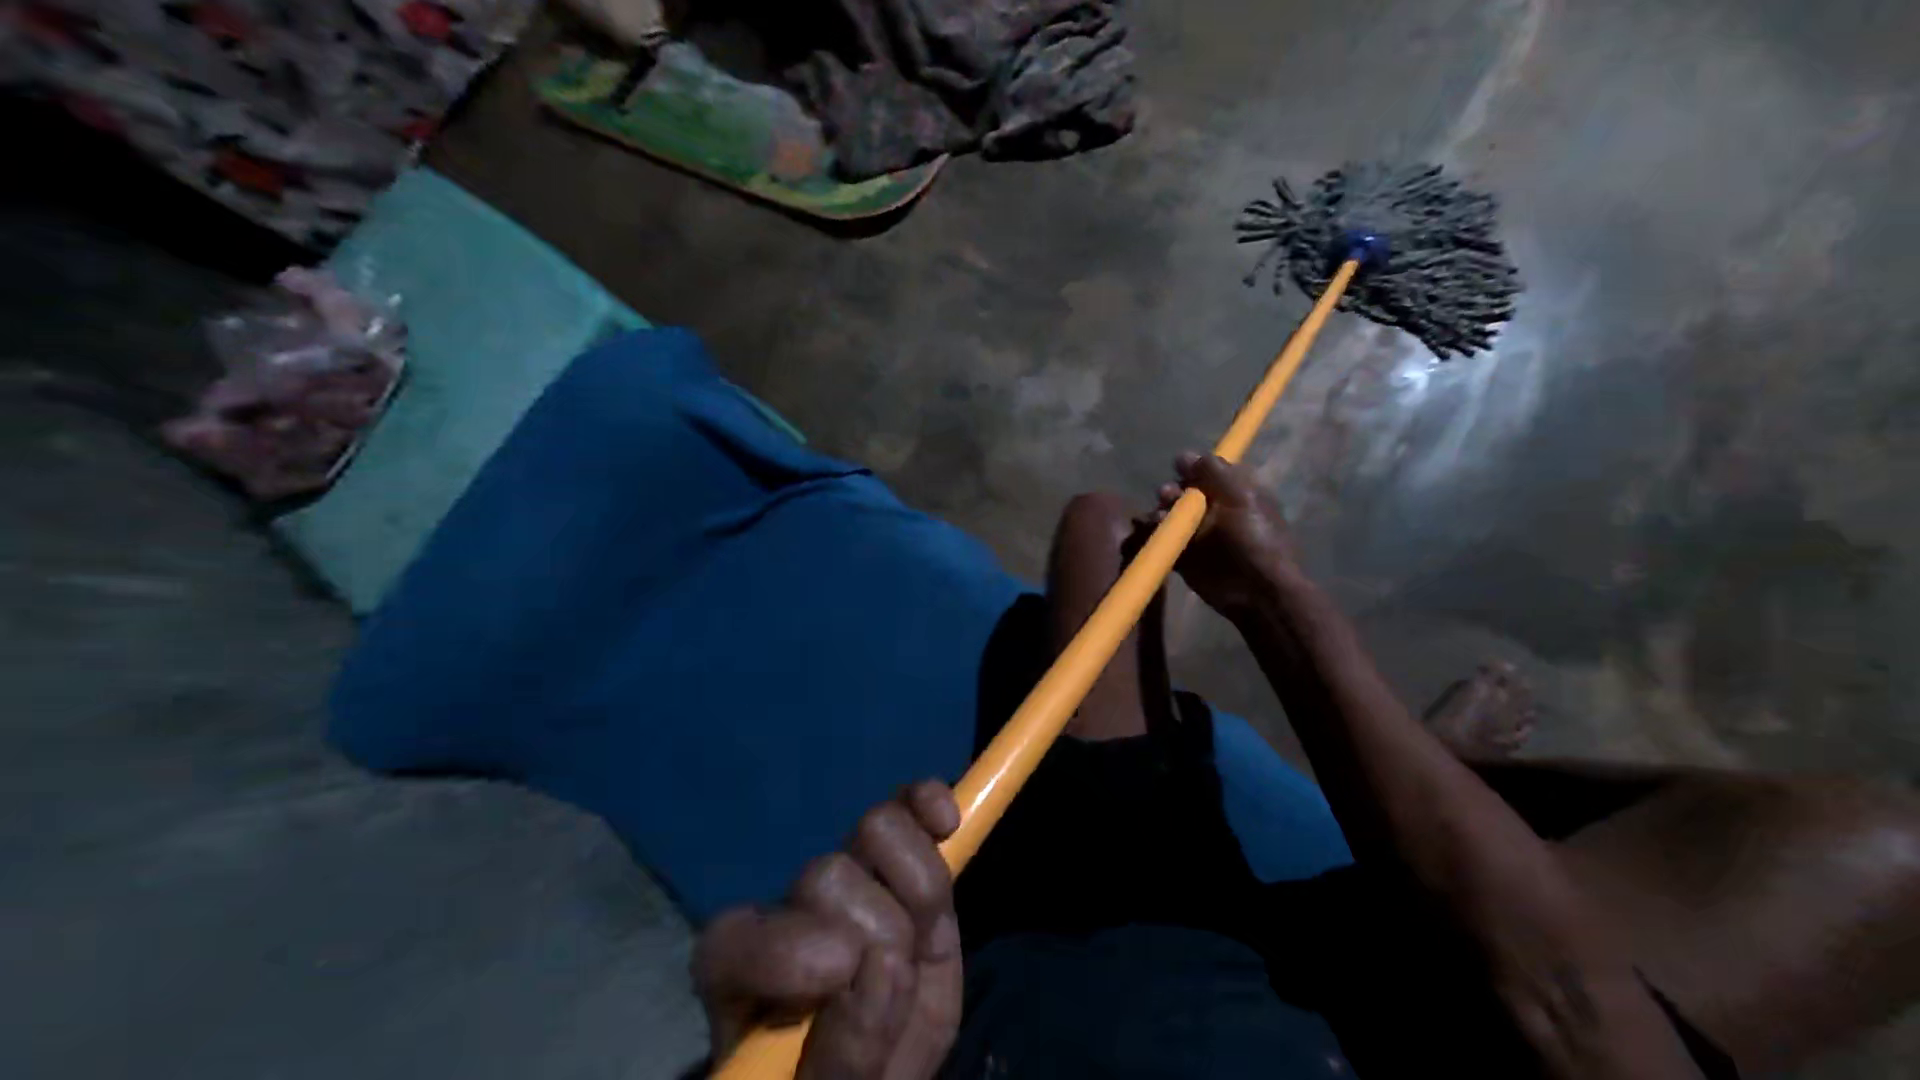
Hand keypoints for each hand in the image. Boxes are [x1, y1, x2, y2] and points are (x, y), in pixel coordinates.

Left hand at [694, 781, 962, 1079]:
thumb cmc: (840, 1073)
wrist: (889, 1053)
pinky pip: (907, 802)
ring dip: (920, 891)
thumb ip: (848, 1050)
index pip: (739, 940)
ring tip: (925, 941)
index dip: (786, 951)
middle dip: (882, 933)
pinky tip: (944, 820)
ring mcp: (849, 870)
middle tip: (899, 985)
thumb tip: (884, 962)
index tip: (838, 974)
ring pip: (879, 832)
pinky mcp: (900, 852)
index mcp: (740, 970)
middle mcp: (792, 907)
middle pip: (828, 876)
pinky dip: (926, 802)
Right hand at [1148, 451, 1302, 617]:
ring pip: (1171, 514)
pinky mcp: (1184, 556)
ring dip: (1162, 511)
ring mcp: (1198, 535)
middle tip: (1168, 495)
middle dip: (1173, 490)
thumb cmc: (1254, 537)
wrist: (1255, 589)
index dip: (1192, 467)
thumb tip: (1185, 455)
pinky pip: (1162, 539)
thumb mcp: (1241, 496)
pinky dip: (1154, 533)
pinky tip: (1154, 529)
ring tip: (1160, 516)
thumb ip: (1214, 471)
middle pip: (1185, 491)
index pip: (1209, 472)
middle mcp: (1216, 511)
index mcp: (1235, 493)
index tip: (1180, 466)